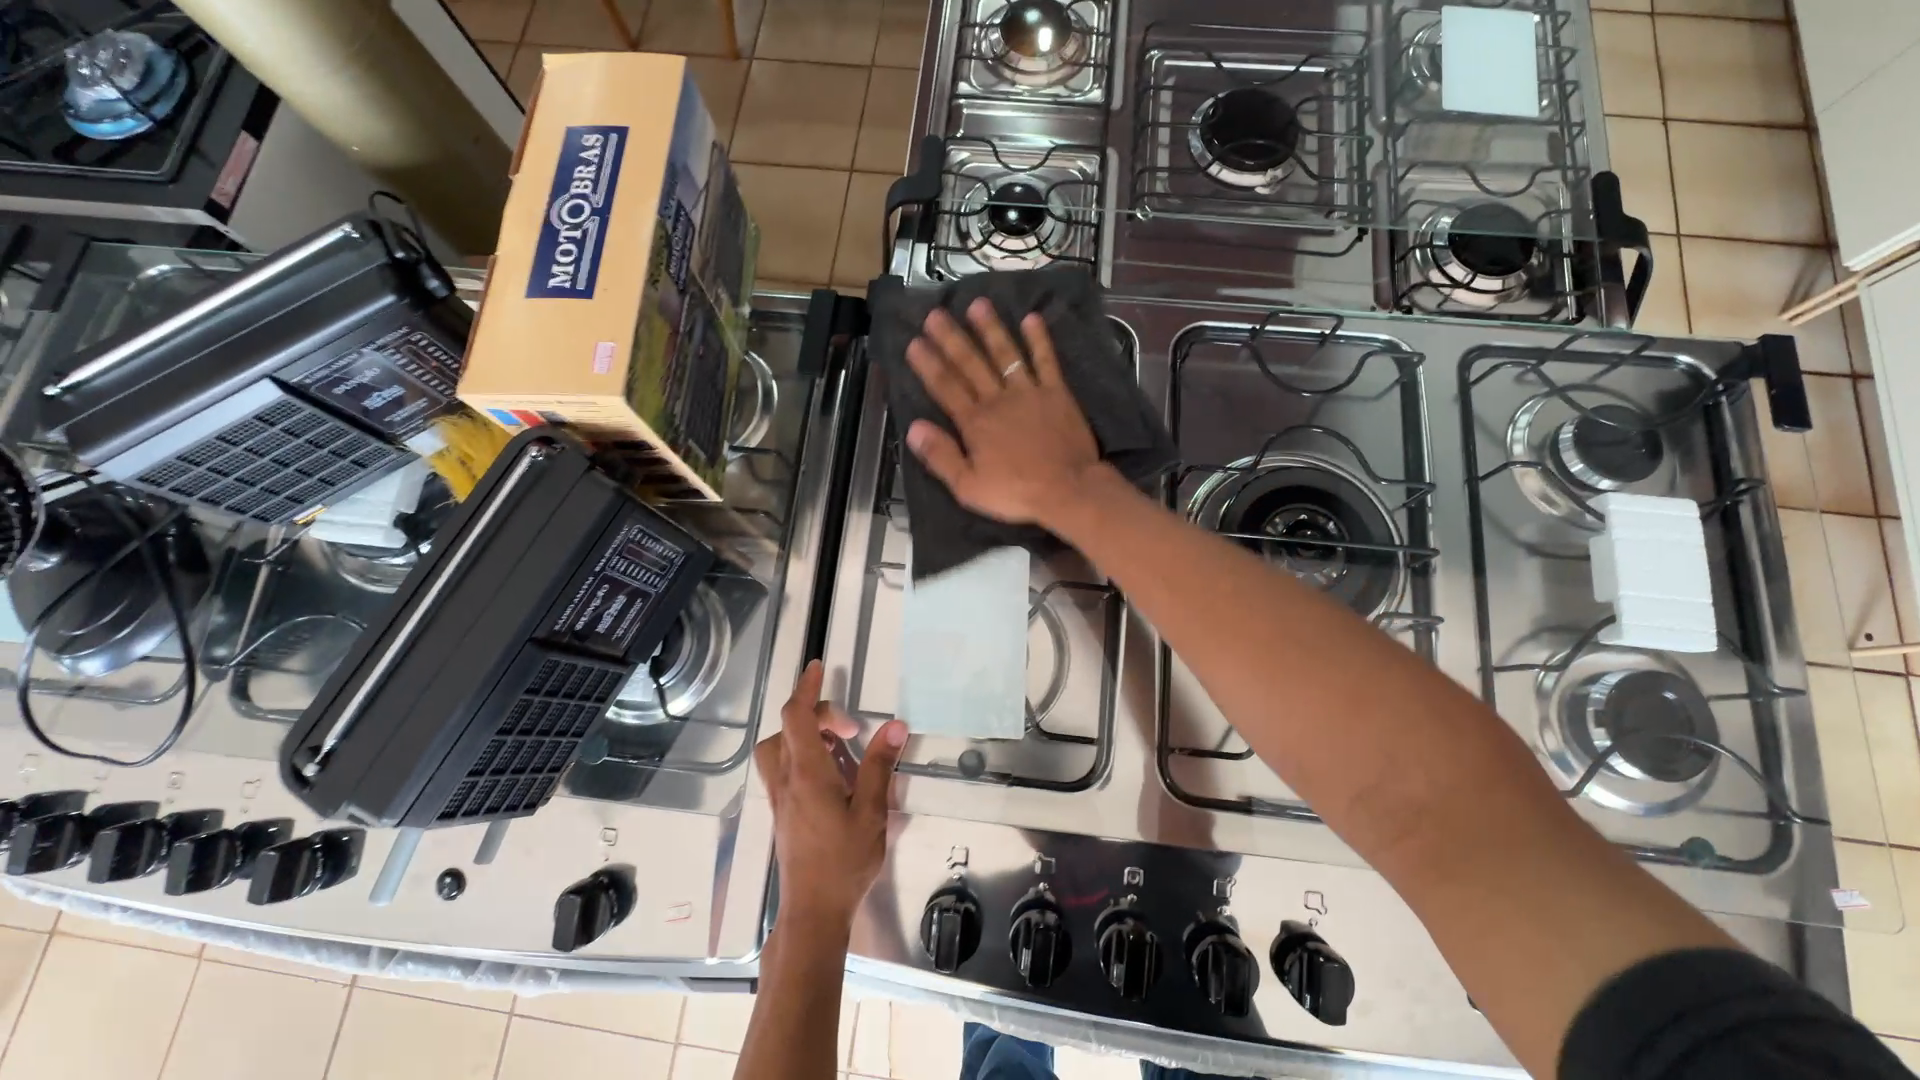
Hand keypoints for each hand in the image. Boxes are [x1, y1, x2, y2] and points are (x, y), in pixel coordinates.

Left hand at [755, 660, 908, 930]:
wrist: (813, 910)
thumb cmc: (844, 860)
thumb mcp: (872, 812)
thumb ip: (879, 766)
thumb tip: (895, 726)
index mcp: (807, 773)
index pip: (798, 716)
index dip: (807, 688)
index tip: (819, 668)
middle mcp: (787, 780)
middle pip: (787, 730)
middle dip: (817, 716)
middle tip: (851, 731)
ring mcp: (782, 799)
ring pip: (782, 750)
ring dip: (808, 738)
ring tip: (843, 752)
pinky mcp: (785, 814)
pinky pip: (787, 771)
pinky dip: (806, 760)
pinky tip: (836, 781)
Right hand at [904, 298, 1105, 528]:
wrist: (1068, 489)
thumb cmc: (1016, 493)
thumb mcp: (968, 486)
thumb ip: (941, 456)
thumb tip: (913, 428)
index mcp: (975, 422)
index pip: (945, 387)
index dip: (928, 364)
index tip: (914, 342)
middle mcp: (998, 399)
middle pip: (971, 363)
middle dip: (951, 338)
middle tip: (935, 313)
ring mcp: (1030, 392)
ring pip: (1006, 354)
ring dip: (990, 328)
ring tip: (977, 304)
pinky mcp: (1057, 393)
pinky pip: (1046, 361)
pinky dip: (1039, 339)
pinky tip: (1032, 318)